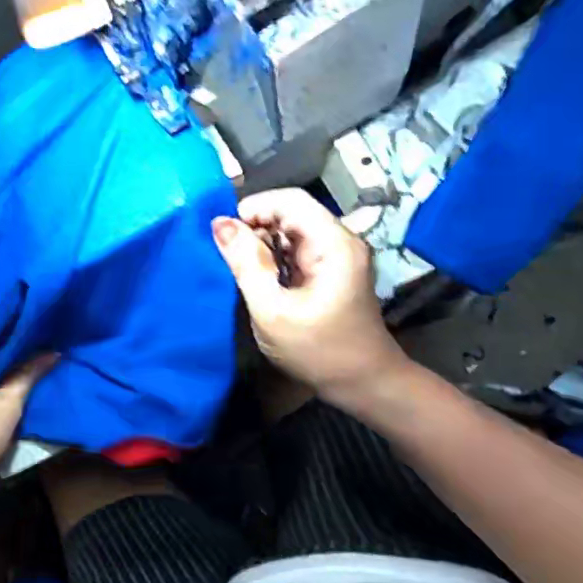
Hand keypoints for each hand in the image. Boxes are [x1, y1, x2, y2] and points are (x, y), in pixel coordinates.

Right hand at [212, 188, 408, 405]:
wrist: (362, 383)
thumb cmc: (318, 350)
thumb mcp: (273, 310)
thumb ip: (246, 264)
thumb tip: (220, 224)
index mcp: (333, 243)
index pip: (290, 200)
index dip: (253, 207)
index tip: (223, 232)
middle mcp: (340, 241)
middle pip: (291, 213)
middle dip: (255, 227)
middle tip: (227, 255)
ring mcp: (337, 257)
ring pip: (291, 233)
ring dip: (262, 245)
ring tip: (239, 269)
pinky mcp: (331, 273)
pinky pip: (297, 252)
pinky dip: (274, 260)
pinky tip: (258, 280)